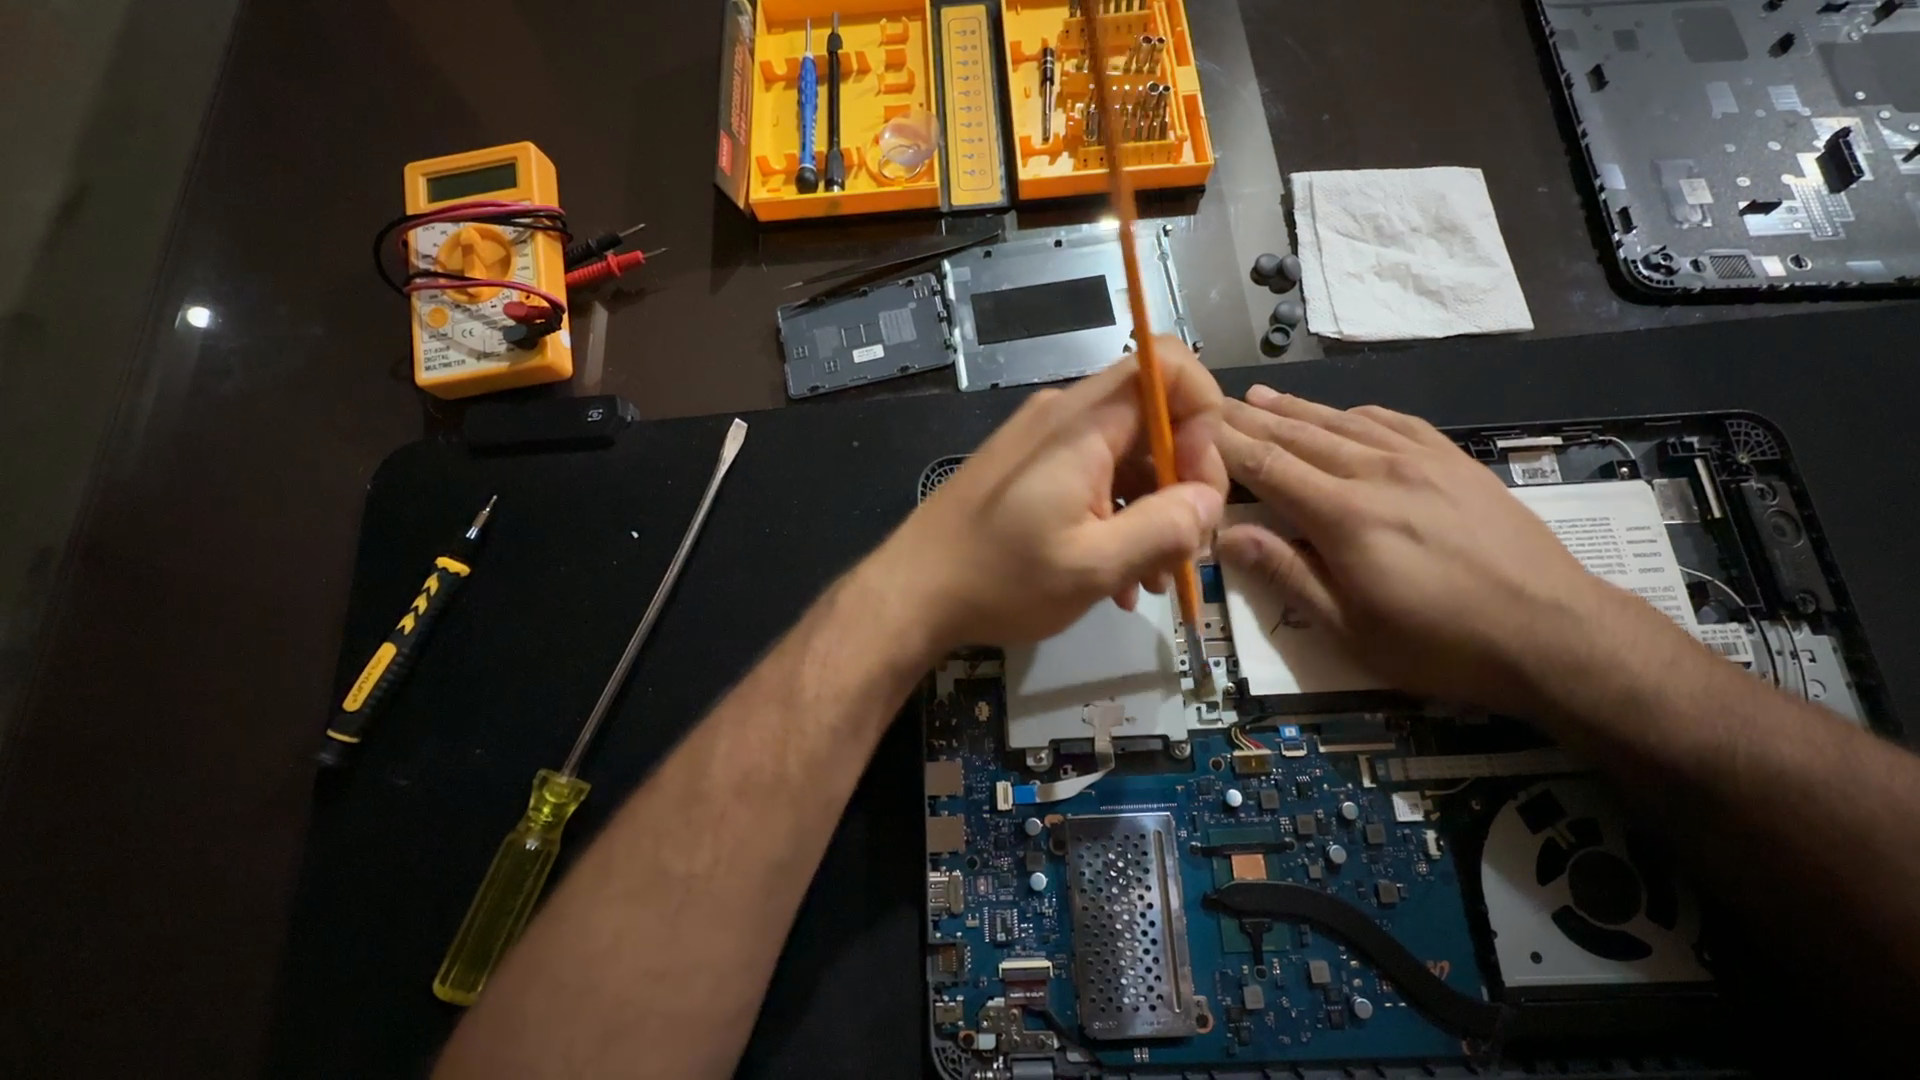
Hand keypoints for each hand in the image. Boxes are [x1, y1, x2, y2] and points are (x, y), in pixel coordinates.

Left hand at [877, 339, 1227, 650]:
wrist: (912, 591)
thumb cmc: (998, 579)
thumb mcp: (1093, 566)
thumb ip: (1163, 528)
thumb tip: (1210, 501)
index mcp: (1083, 424)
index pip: (1170, 370)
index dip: (1205, 419)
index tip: (1201, 490)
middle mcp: (1065, 417)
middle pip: (1155, 419)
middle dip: (1183, 483)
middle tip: (1184, 550)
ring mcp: (1044, 443)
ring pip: (1127, 456)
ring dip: (1152, 513)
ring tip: (1152, 580)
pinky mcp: (1031, 471)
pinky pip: (1094, 477)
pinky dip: (1117, 519)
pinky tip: (1118, 579)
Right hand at [1213, 386, 1673, 714]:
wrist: (1555, 632)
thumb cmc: (1441, 645)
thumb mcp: (1350, 629)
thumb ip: (1287, 574)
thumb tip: (1226, 534)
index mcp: (1344, 516)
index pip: (1267, 466)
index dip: (1224, 444)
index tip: (1191, 427)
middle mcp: (1377, 473)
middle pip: (1298, 435)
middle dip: (1247, 419)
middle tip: (1209, 403)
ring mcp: (1421, 461)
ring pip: (1341, 422)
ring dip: (1294, 408)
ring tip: (1257, 396)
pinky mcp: (1455, 462)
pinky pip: (1395, 422)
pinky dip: (1355, 413)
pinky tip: (1342, 413)